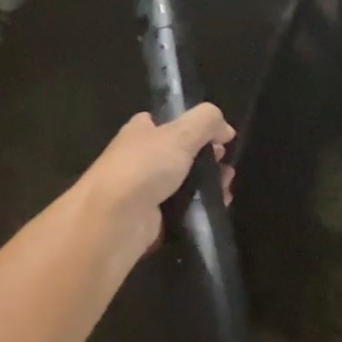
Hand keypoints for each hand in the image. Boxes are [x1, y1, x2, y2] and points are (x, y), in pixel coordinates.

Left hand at [75, 104, 235, 252]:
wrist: (114, 219)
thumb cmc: (144, 167)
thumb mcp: (180, 134)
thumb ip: (206, 122)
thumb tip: (225, 128)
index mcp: (140, 131)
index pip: (168, 122)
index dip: (195, 127)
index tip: (220, 138)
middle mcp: (139, 158)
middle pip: (180, 154)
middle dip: (207, 159)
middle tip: (226, 167)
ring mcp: (144, 189)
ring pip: (183, 183)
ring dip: (207, 185)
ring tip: (227, 190)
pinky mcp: (151, 218)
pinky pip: (181, 209)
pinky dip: (199, 208)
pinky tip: (217, 208)